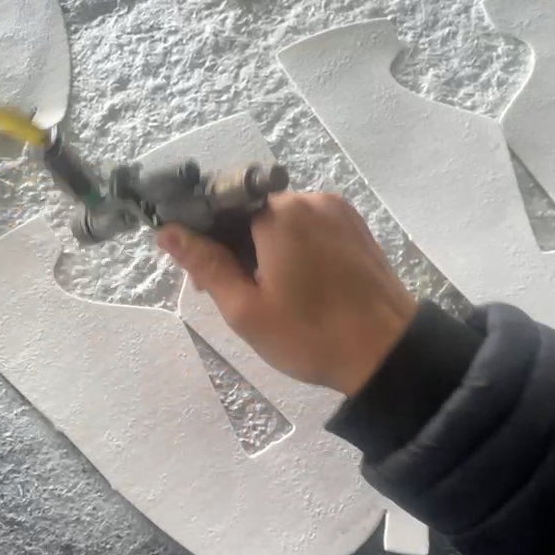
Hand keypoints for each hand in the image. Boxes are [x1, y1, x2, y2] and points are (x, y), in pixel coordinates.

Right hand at [158, 192, 417, 396]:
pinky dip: (291, 249)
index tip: (200, 275)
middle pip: (251, 213)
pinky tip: (295, 283)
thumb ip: (205, 264)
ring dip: (262, 249)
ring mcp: (337, 211)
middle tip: (233, 294)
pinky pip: (308, 228)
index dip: (203, 236)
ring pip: (280, 221)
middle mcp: (309, 199)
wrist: (387, 354)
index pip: (221, 206)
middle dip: (233, 246)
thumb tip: (167, 231)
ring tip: (266, 293)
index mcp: (279, 215)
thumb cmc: (310, 336)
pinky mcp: (355, 226)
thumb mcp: (245, 308)